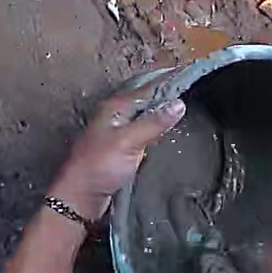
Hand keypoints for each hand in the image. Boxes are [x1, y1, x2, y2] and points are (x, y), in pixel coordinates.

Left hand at [47, 84, 185, 221]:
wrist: (79, 200)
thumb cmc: (98, 167)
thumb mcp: (128, 142)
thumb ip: (154, 122)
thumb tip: (179, 103)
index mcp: (116, 106)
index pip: (149, 86)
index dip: (170, 79)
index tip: (191, 72)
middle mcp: (116, 114)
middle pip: (146, 96)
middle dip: (166, 88)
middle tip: (191, 84)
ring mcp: (118, 131)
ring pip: (145, 112)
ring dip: (162, 106)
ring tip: (185, 102)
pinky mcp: (122, 148)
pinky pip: (144, 128)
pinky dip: (157, 124)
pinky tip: (168, 129)